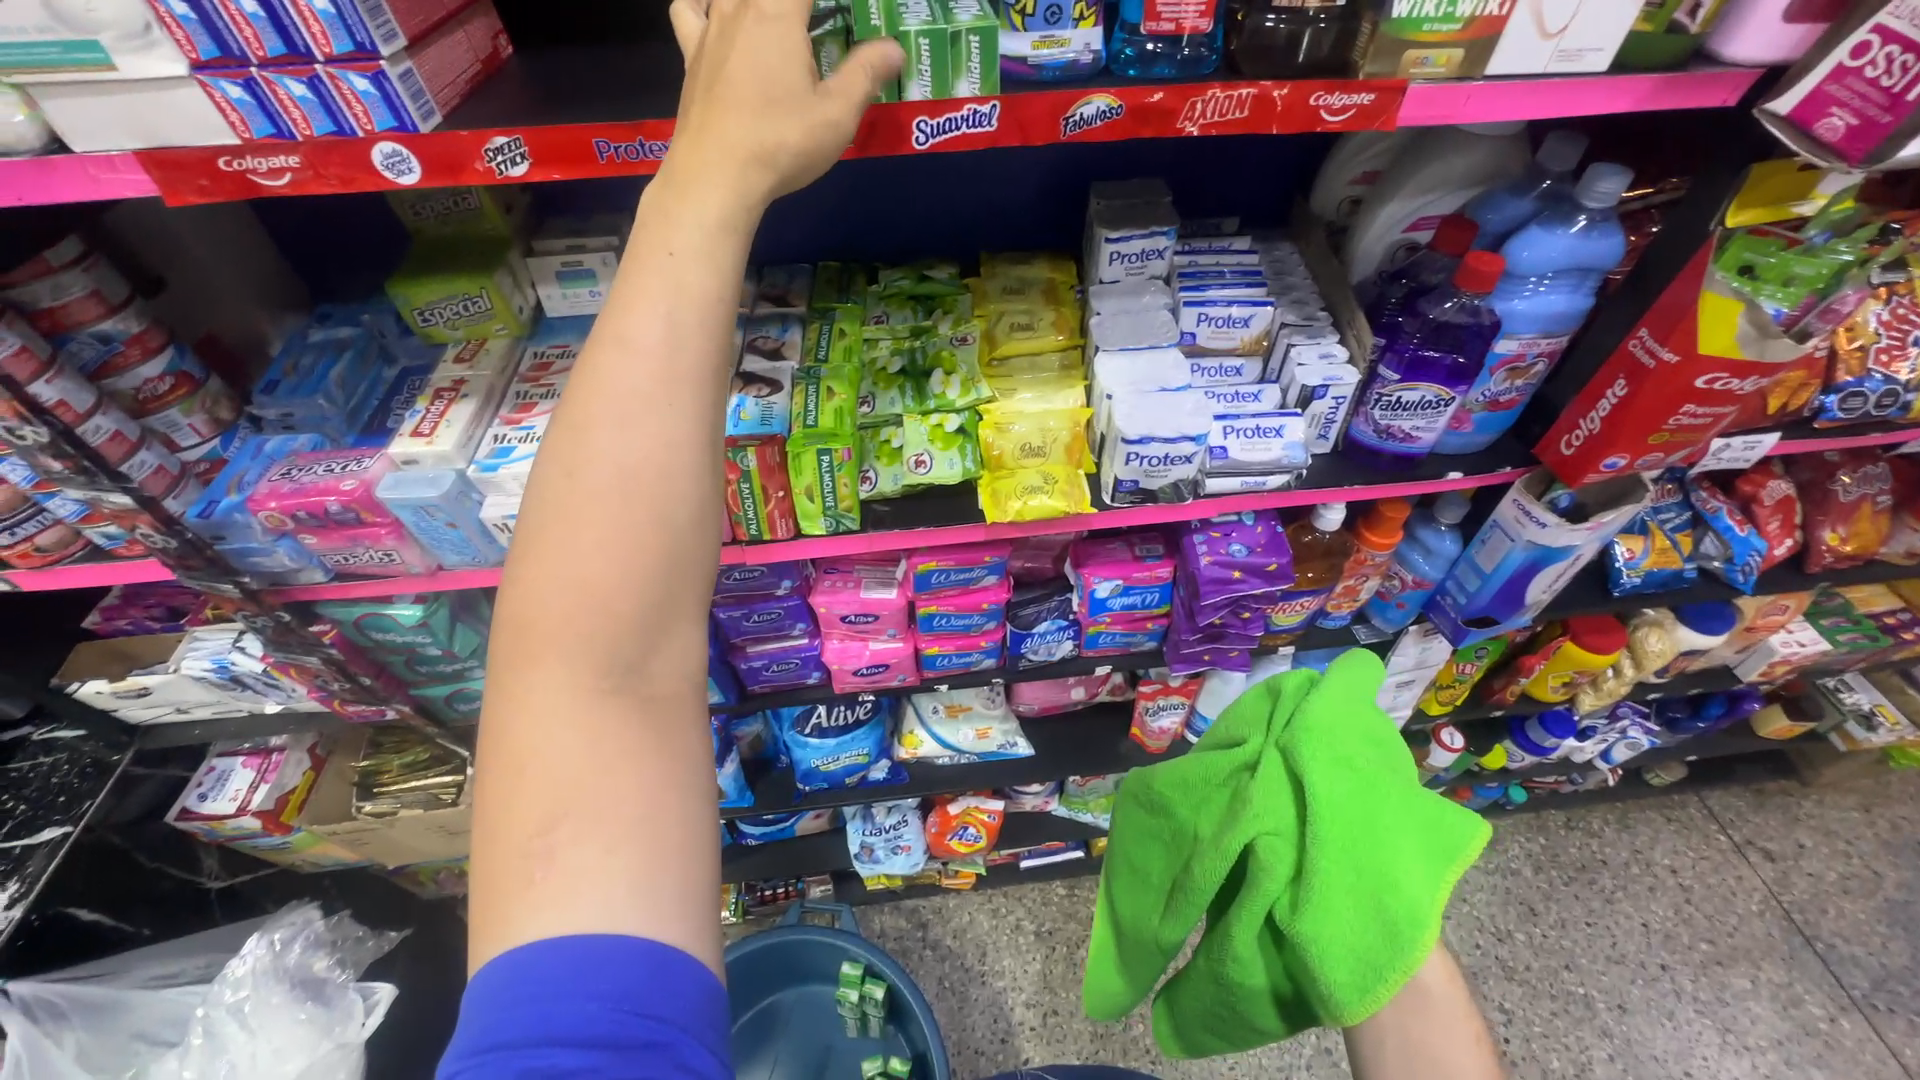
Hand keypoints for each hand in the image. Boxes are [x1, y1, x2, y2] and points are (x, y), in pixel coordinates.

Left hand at [666, 0, 903, 210]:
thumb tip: (894, 48)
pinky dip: (705, 5)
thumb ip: (866, 73)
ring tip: (780, 26)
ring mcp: (709, 28)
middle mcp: (739, 7)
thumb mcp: (837, 114)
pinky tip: (721, 21)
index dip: (834, 3)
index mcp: (778, 12)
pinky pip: (690, 9)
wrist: (716, 176)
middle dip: (797, 7)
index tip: (847, 17)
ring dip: (759, 5)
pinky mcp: (691, 55)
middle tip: (818, 27)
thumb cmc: (781, 143)